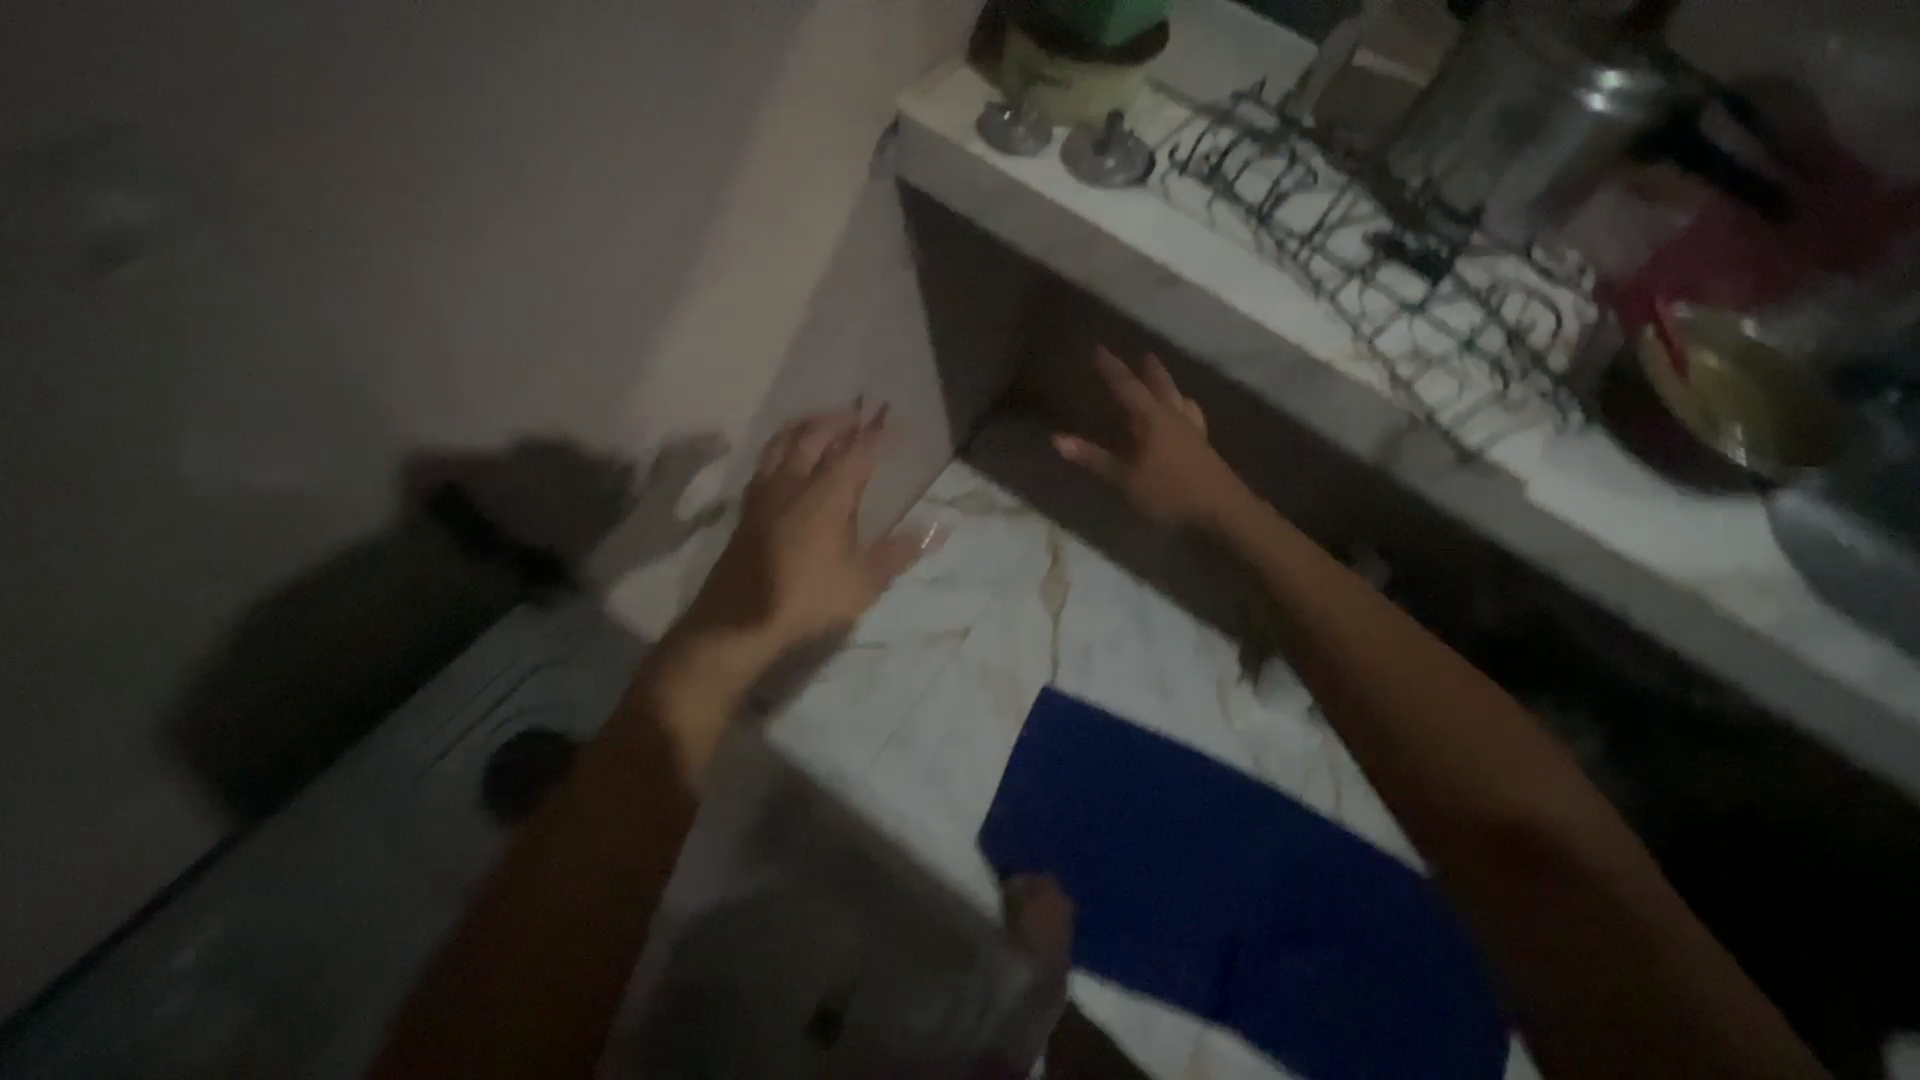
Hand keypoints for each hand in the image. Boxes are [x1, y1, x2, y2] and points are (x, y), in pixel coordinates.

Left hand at [681, 401, 936, 653]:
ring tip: (821, 423)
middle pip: (815, 435)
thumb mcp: (863, 583)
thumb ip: (899, 552)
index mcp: (827, 496)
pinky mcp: (747, 508)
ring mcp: (765, 493)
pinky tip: (784, 459)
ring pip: (783, 442)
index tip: (888, 413)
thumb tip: (939, 529)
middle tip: (858, 412)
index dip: (875, 431)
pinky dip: (781, 448)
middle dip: (839, 420)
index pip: (856, 451)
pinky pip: (766, 462)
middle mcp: (794, 483)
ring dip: (806, 427)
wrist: (738, 620)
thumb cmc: (807, 599)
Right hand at [1052, 348, 1244, 527]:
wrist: (1221, 510)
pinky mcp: (1204, 446)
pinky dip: (1185, 409)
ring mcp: (1193, 431)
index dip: (1112, 368)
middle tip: (1143, 355)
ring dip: (1170, 387)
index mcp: (1152, 418)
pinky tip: (1186, 418)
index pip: (1128, 386)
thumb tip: (1056, 439)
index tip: (1099, 349)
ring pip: (1180, 399)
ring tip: (1166, 383)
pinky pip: (1192, 417)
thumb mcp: (1125, 478)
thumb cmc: (1169, 492)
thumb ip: (1093, 458)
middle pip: (1160, 385)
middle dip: (1149, 370)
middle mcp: (1174, 417)